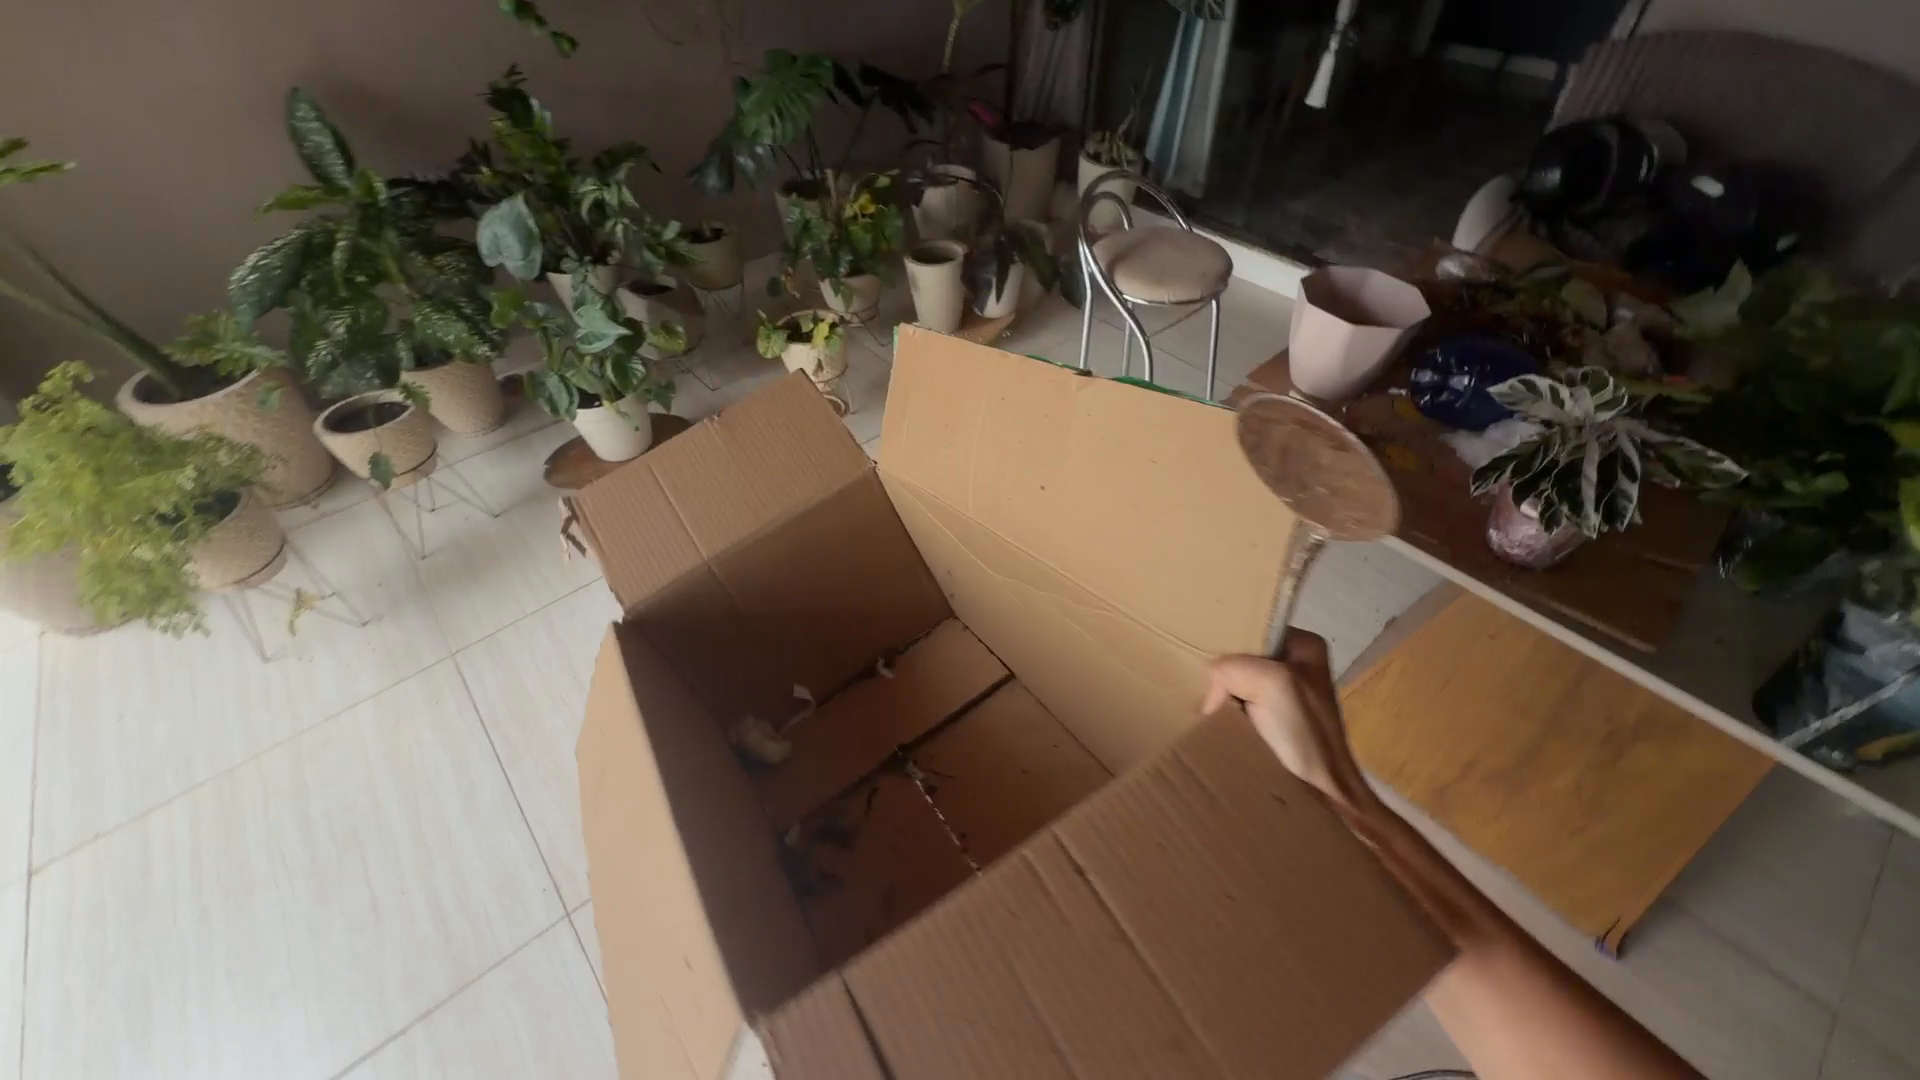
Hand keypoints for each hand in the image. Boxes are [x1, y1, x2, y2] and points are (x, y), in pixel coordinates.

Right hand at [1202, 630, 1381, 818]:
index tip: (1201, 656)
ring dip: (1220, 696)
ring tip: (1205, 704)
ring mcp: (1283, 694)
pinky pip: (1236, 706)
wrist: (1324, 792)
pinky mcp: (1271, 721)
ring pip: (1235, 682)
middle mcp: (1294, 664)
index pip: (1251, 630)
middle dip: (1221, 671)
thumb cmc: (1306, 733)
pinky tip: (1214, 721)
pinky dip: (1223, 714)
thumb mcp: (1272, 682)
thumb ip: (1232, 669)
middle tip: (1201, 683)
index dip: (1226, 643)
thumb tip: (1209, 693)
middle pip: (1240, 656)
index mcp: (1303, 644)